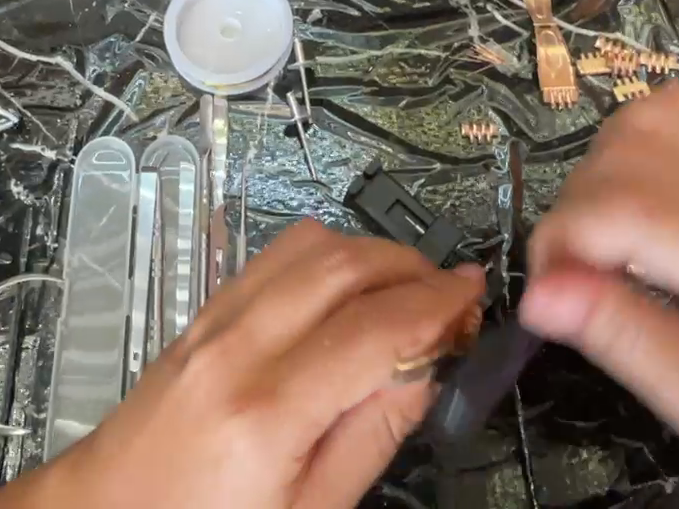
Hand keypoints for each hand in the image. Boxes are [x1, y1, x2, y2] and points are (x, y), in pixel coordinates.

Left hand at [0, 220, 483, 508]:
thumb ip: (370, 434)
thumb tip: (423, 368)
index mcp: (266, 412)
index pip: (373, 328)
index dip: (436, 304)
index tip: (473, 299)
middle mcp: (237, 344)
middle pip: (341, 265)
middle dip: (409, 265)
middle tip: (451, 293)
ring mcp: (214, 317)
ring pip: (307, 244)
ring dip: (370, 252)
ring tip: (408, 286)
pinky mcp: (205, 309)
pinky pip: (274, 256)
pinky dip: (326, 254)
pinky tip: (348, 283)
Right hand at [521, 78, 678, 508]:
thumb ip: (618, 336)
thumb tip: (535, 292)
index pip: (627, 210)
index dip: (562, 241)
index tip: (548, 293)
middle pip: (622, 163)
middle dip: (571, 216)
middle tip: (575, 279)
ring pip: (639, 125)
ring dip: (594, 177)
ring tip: (601, 235)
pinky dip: (646, 119)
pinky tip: (640, 164)